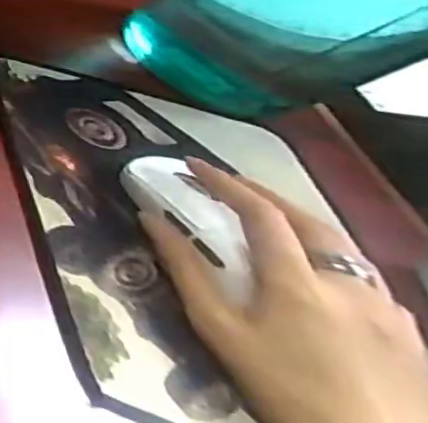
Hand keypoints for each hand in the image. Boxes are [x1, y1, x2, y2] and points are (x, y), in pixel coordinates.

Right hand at [139, 158, 427, 422]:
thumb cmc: (285, 388)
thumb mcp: (220, 330)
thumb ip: (187, 271)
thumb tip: (151, 218)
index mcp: (299, 283)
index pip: (261, 215)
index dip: (226, 184)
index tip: (193, 166)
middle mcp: (349, 287)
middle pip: (312, 224)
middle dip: (268, 196)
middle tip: (232, 184)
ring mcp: (389, 312)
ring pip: (347, 250)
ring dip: (304, 223)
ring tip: (275, 219)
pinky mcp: (410, 336)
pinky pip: (369, 280)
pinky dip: (335, 257)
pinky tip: (324, 272)